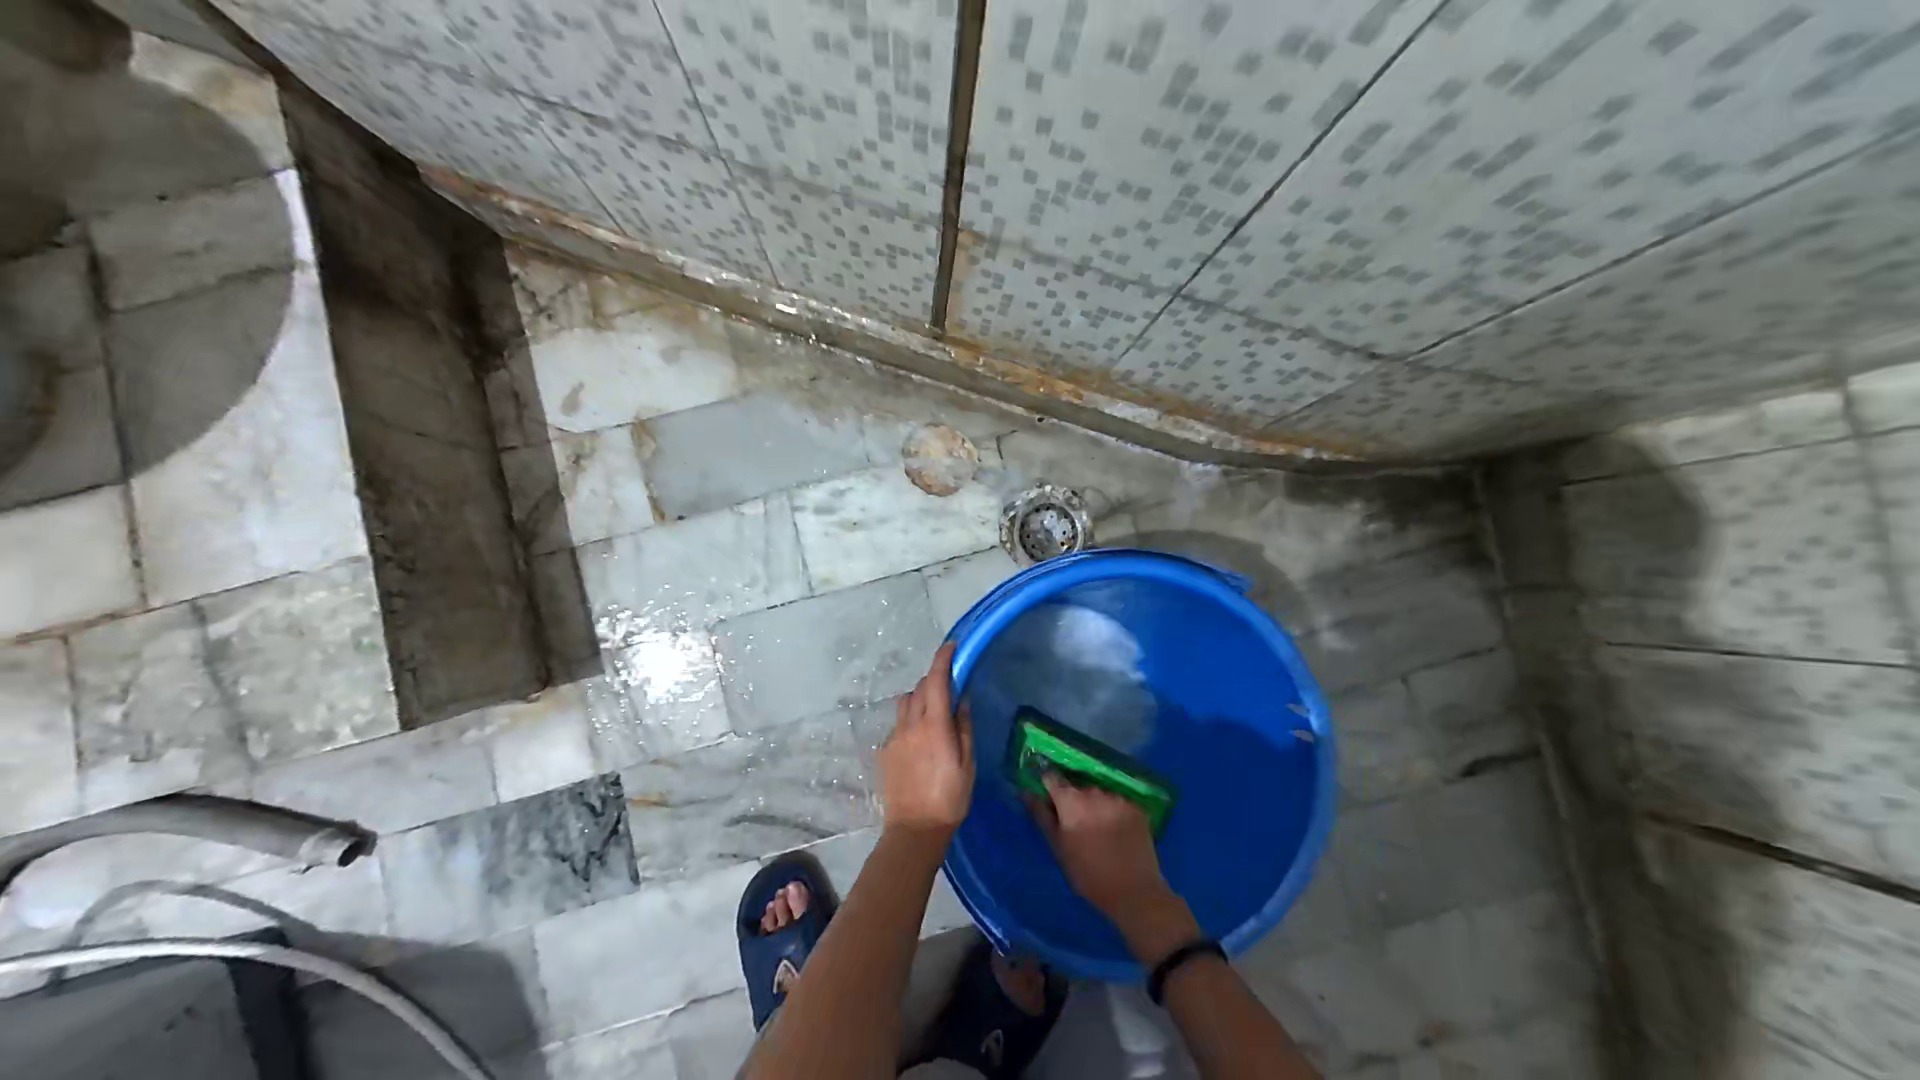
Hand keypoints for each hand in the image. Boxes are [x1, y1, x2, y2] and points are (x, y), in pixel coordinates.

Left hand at [878, 642, 973, 837]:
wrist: (914, 829)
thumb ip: (964, 727)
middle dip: (934, 681)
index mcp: (934, 725)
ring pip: (905, 703)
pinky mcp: (885, 750)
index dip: (943, 659)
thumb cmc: (950, 797)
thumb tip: (962, 699)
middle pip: (919, 688)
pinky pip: (898, 724)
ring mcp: (895, 737)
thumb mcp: (967, 763)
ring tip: (932, 713)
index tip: (951, 647)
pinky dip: (910, 720)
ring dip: (918, 698)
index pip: (936, 680)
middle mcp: (911, 724)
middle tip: (949, 689)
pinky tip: (920, 740)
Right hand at [1028, 773, 1169, 920]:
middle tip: (1078, 827)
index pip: (1052, 778)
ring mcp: (1119, 797)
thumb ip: (1041, 815)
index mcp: (1070, 800)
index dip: (1048, 786)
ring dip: (1097, 806)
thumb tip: (1027, 792)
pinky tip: (1120, 834)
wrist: (1133, 892)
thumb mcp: (1058, 847)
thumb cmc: (1087, 873)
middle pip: (1078, 787)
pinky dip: (1116, 812)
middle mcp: (1094, 791)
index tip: (1049, 799)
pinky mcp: (1138, 807)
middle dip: (1075, 801)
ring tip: (1101, 832)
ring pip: (1100, 795)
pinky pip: (1120, 803)